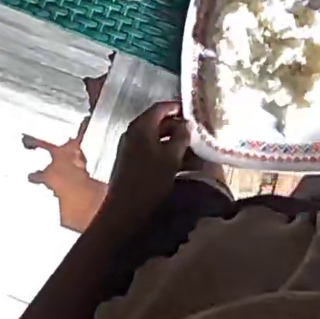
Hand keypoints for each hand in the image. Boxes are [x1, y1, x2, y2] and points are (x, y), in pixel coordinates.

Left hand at [96, 101, 190, 230]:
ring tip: (190, 146)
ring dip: (171, 139)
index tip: (193, 110)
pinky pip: (149, 148)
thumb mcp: (172, 156)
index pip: (160, 107)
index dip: (177, 106)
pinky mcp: (129, 162)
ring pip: (154, 136)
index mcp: (141, 127)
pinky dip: (163, 150)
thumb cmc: (150, 179)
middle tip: (195, 129)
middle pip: (157, 121)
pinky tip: (177, 160)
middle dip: (176, 124)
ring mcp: (129, 148)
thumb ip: (181, 136)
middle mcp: (132, 133)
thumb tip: (187, 124)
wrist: (124, 211)